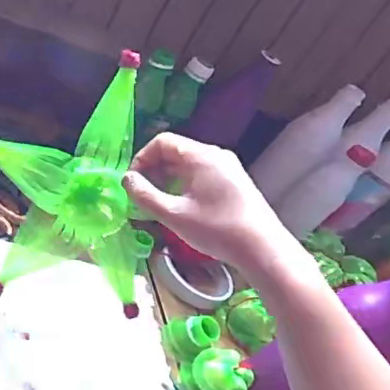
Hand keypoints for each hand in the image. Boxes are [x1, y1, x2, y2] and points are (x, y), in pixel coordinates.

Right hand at [124, 132, 308, 282]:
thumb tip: (126, 179)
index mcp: (201, 157)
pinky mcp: (232, 181)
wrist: (262, 248)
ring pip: (186, 163)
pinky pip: (199, 173)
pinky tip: (179, 205)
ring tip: (156, 202)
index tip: (133, 182)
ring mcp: (227, 167)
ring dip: (165, 178)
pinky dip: (182, 183)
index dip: (141, 158)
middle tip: (140, 194)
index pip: (162, 141)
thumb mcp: (173, 214)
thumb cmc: (217, 230)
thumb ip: (144, 195)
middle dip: (152, 169)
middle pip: (174, 151)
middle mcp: (215, 156)